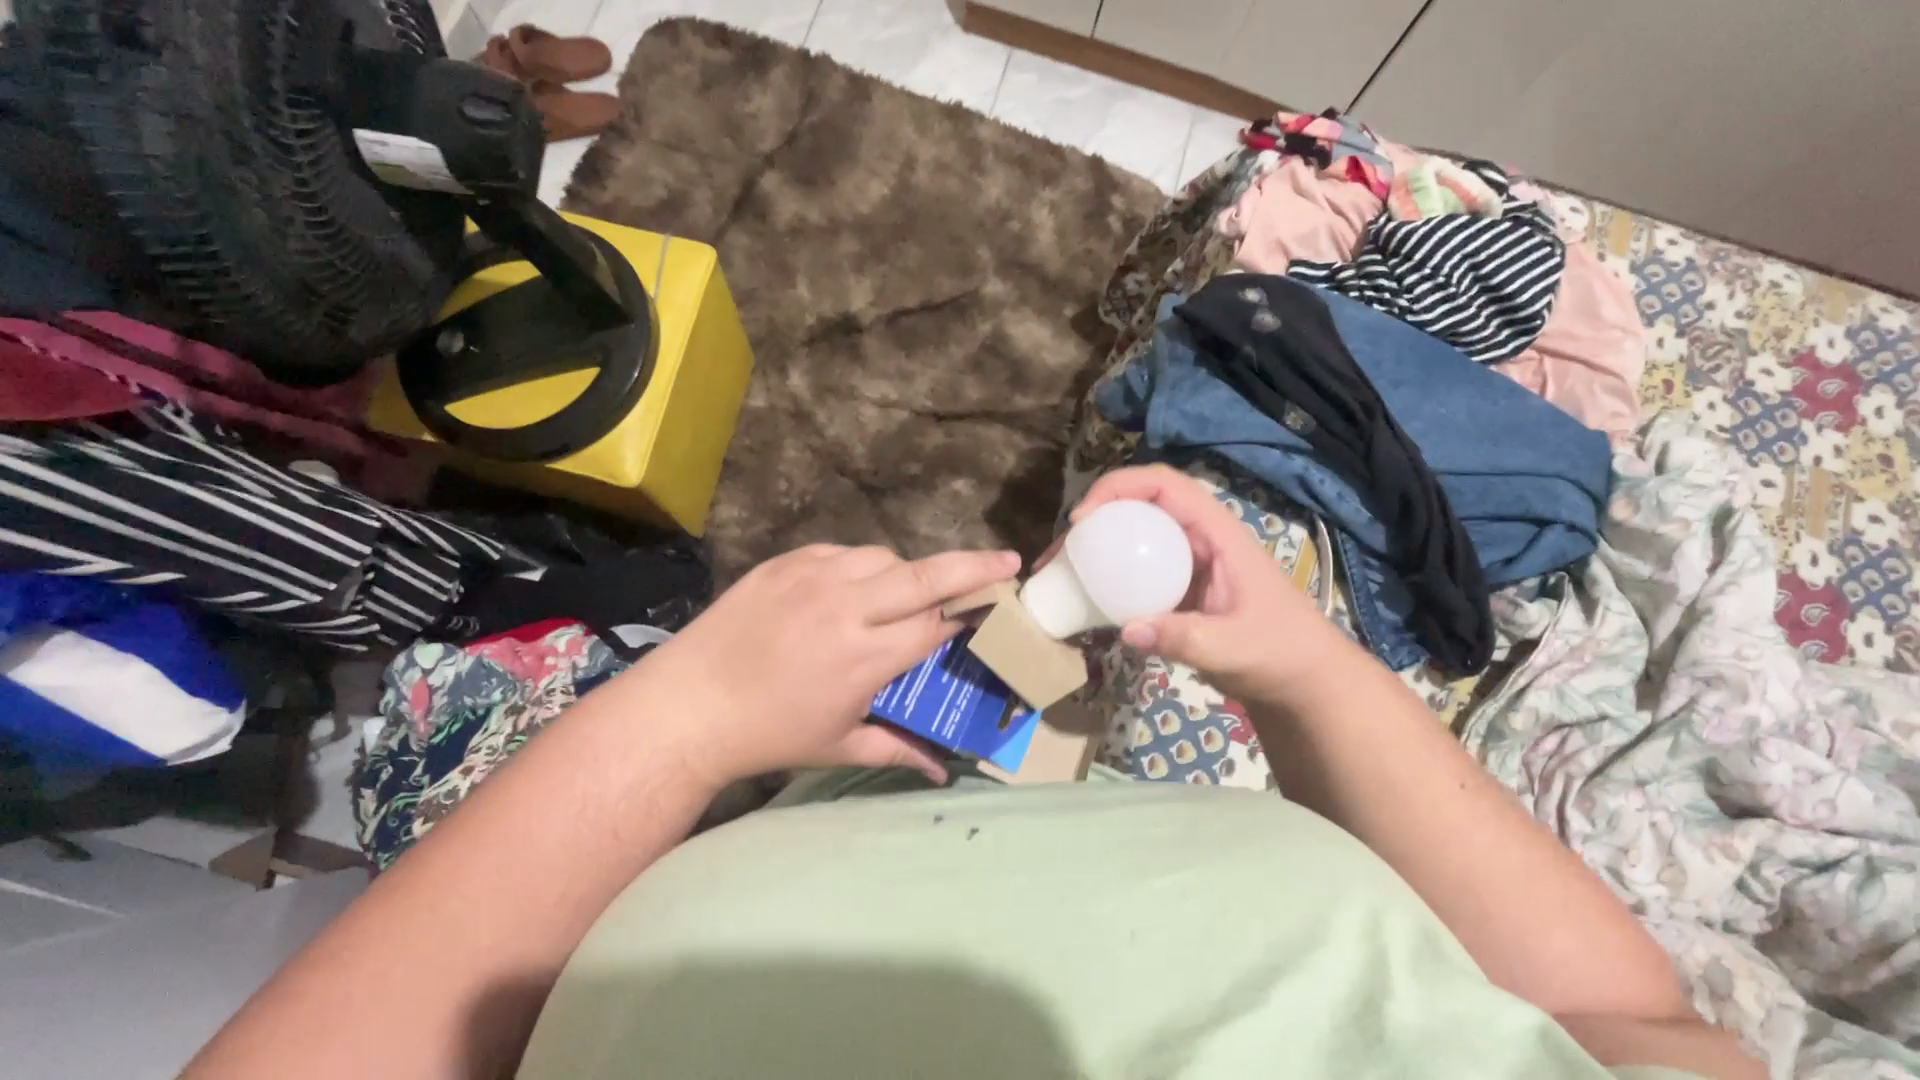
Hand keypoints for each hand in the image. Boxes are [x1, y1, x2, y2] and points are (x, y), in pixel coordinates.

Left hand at [633, 544, 1022, 788]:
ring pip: (884, 557)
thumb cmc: (770, 734)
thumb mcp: (840, 745)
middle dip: (974, 566)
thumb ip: (900, 749)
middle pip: (927, 575)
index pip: (937, 625)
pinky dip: (860, 567)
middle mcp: (848, 607)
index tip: (995, 610)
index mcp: (866, 657)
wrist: (689, 705)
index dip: (969, 618)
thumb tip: (945, 770)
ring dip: (905, 573)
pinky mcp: (785, 563)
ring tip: (903, 595)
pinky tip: (852, 591)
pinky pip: (842, 554)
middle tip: (1008, 559)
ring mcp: (814, 577)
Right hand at [1070, 465, 1349, 704]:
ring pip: (1135, 541)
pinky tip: (1084, 603)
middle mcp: (1199, 542)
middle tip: (1057, 552)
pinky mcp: (1179, 595)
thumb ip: (1184, 638)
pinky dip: (1108, 581)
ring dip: (1096, 550)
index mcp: (1218, 534)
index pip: (1165, 486)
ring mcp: (1188, 568)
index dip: (1120, 488)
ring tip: (1058, 574)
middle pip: (1141, 508)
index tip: (1083, 519)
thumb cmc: (1283, 655)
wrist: (1306, 686)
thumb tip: (1126, 628)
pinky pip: (1137, 575)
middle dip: (1095, 519)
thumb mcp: (1235, 647)